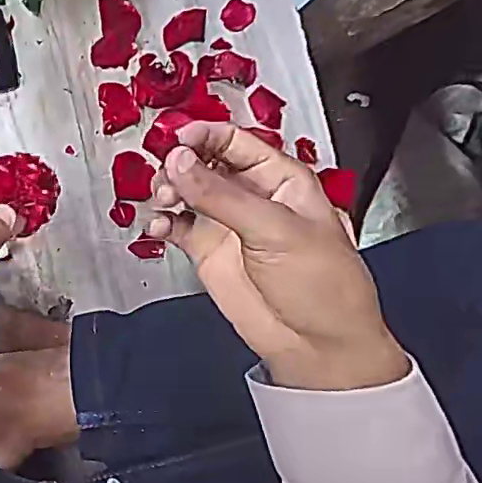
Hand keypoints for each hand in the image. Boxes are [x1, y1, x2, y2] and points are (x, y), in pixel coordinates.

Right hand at [149, 123, 410, 390]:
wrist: (317, 346)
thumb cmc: (324, 286)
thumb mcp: (275, 231)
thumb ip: (221, 195)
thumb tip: (180, 161)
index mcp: (279, 178)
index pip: (233, 141)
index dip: (201, 136)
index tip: (174, 142)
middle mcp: (250, 194)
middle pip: (202, 161)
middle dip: (179, 164)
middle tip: (167, 178)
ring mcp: (227, 223)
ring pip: (184, 190)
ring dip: (167, 190)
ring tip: (164, 202)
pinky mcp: (208, 250)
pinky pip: (175, 225)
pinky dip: (161, 222)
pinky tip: (157, 227)